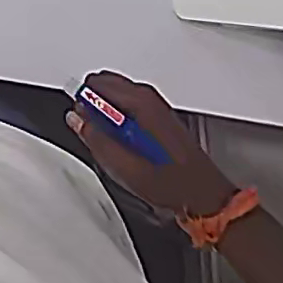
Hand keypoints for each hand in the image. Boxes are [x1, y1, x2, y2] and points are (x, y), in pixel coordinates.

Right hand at [67, 70, 236, 215]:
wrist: (207, 199)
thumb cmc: (173, 184)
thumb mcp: (125, 167)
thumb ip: (95, 138)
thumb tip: (75, 119)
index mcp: (140, 103)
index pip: (95, 84)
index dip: (84, 104)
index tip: (87, 124)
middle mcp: (148, 97)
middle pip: (104, 83)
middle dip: (94, 105)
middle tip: (100, 134)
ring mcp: (156, 104)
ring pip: (115, 93)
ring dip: (106, 112)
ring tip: (116, 142)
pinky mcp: (159, 114)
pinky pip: (127, 102)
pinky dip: (119, 116)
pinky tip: (128, 142)